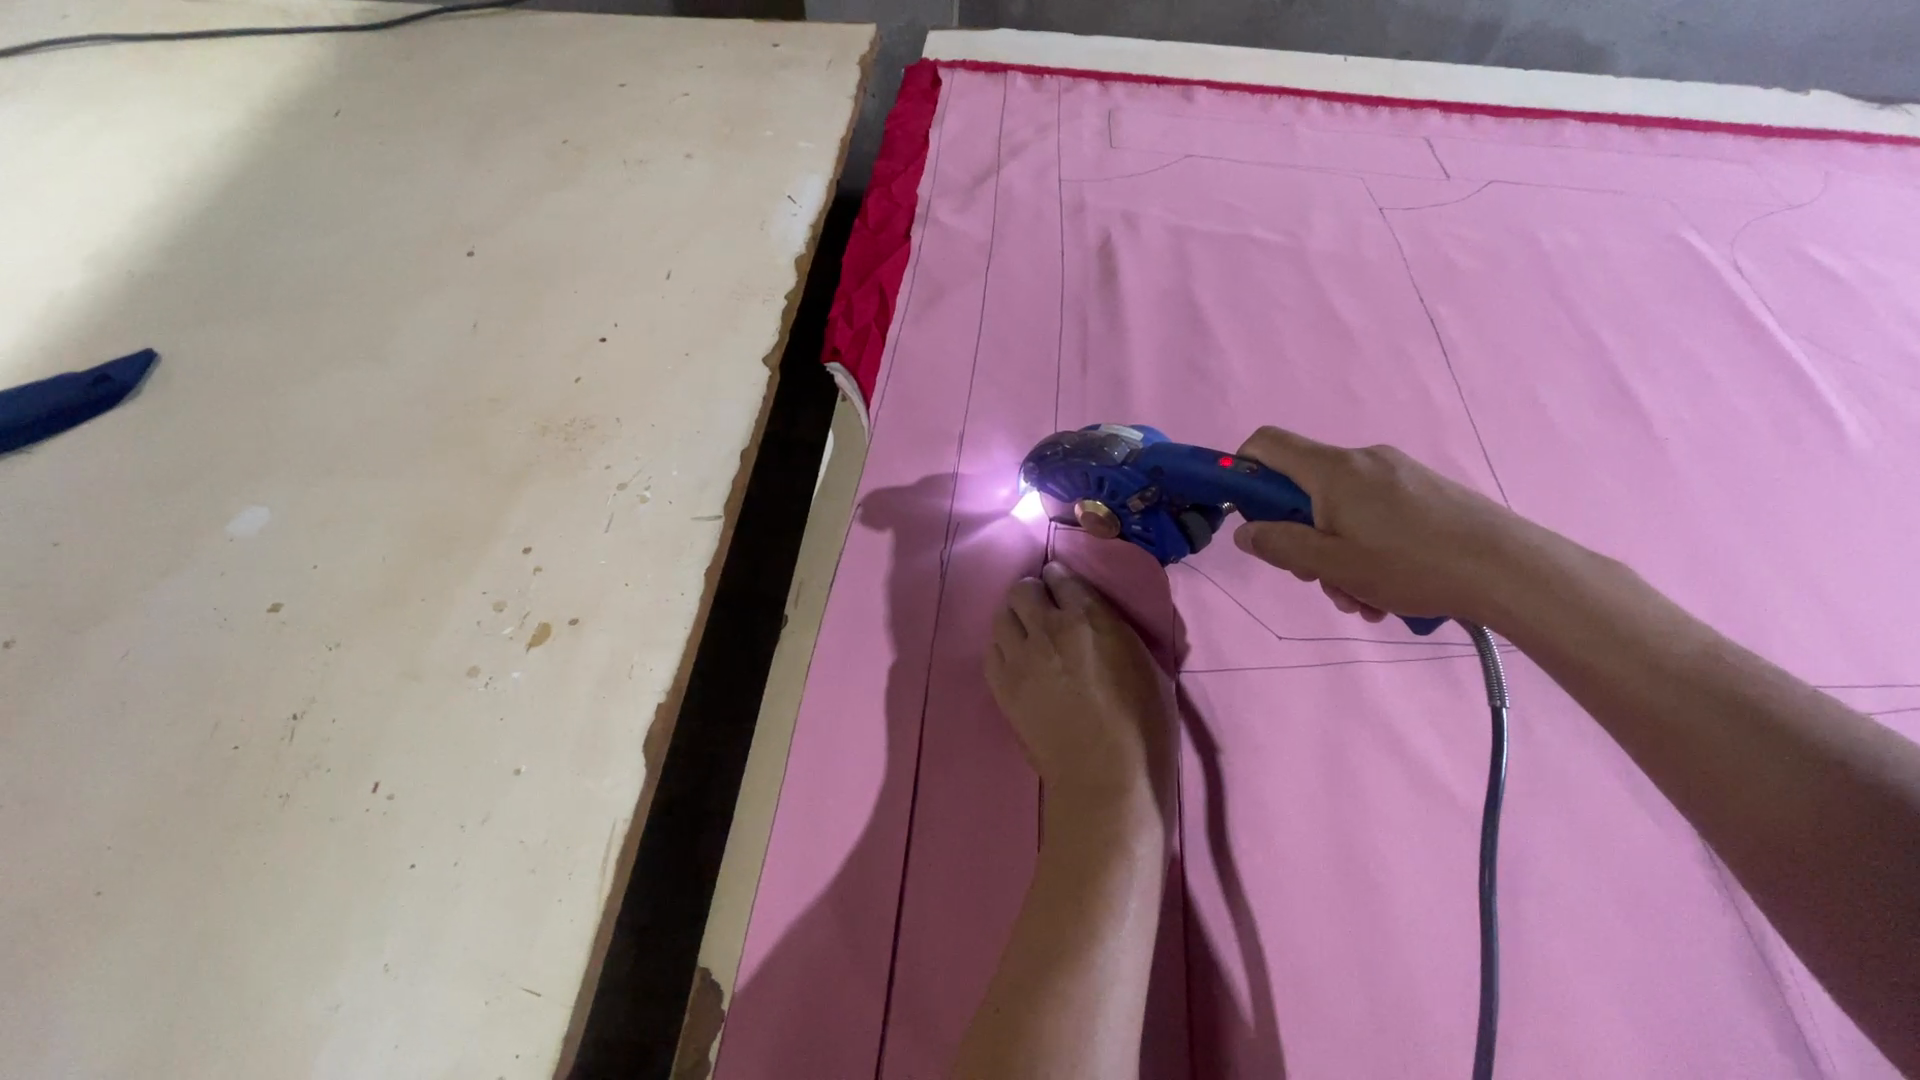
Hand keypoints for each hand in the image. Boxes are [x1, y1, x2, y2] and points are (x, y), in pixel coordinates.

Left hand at [986, 562, 1175, 826]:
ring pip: (1001, 615)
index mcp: (1090, 618)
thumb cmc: (1142, 726)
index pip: (1061, 576)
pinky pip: (991, 650)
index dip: (1060, 579)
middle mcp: (1048, 628)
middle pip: (1023, 589)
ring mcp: (1019, 657)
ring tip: (1027, 632)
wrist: (1104, 777)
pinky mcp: (1001, 685)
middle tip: (1043, 608)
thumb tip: (1110, 624)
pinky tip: (1016, 659)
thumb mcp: (1150, 667)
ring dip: (1014, 617)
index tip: (1062, 587)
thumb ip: (1122, 635)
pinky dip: (1002, 647)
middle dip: (1032, 592)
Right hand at [1232, 426, 1547, 627]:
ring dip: (1337, 554)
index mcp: (1332, 470)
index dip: (1242, 472)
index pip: (1266, 444)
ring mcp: (1397, 473)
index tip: (1247, 515)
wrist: (1510, 568)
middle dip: (1300, 534)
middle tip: (1317, 578)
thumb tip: (1245, 532)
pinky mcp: (1425, 491)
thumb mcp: (1332, 565)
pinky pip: (1376, 514)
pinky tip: (1389, 589)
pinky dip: (1368, 548)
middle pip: (1304, 487)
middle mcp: (1362, 460)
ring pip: (1342, 510)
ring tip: (1363, 599)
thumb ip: (1279, 546)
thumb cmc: (1411, 565)